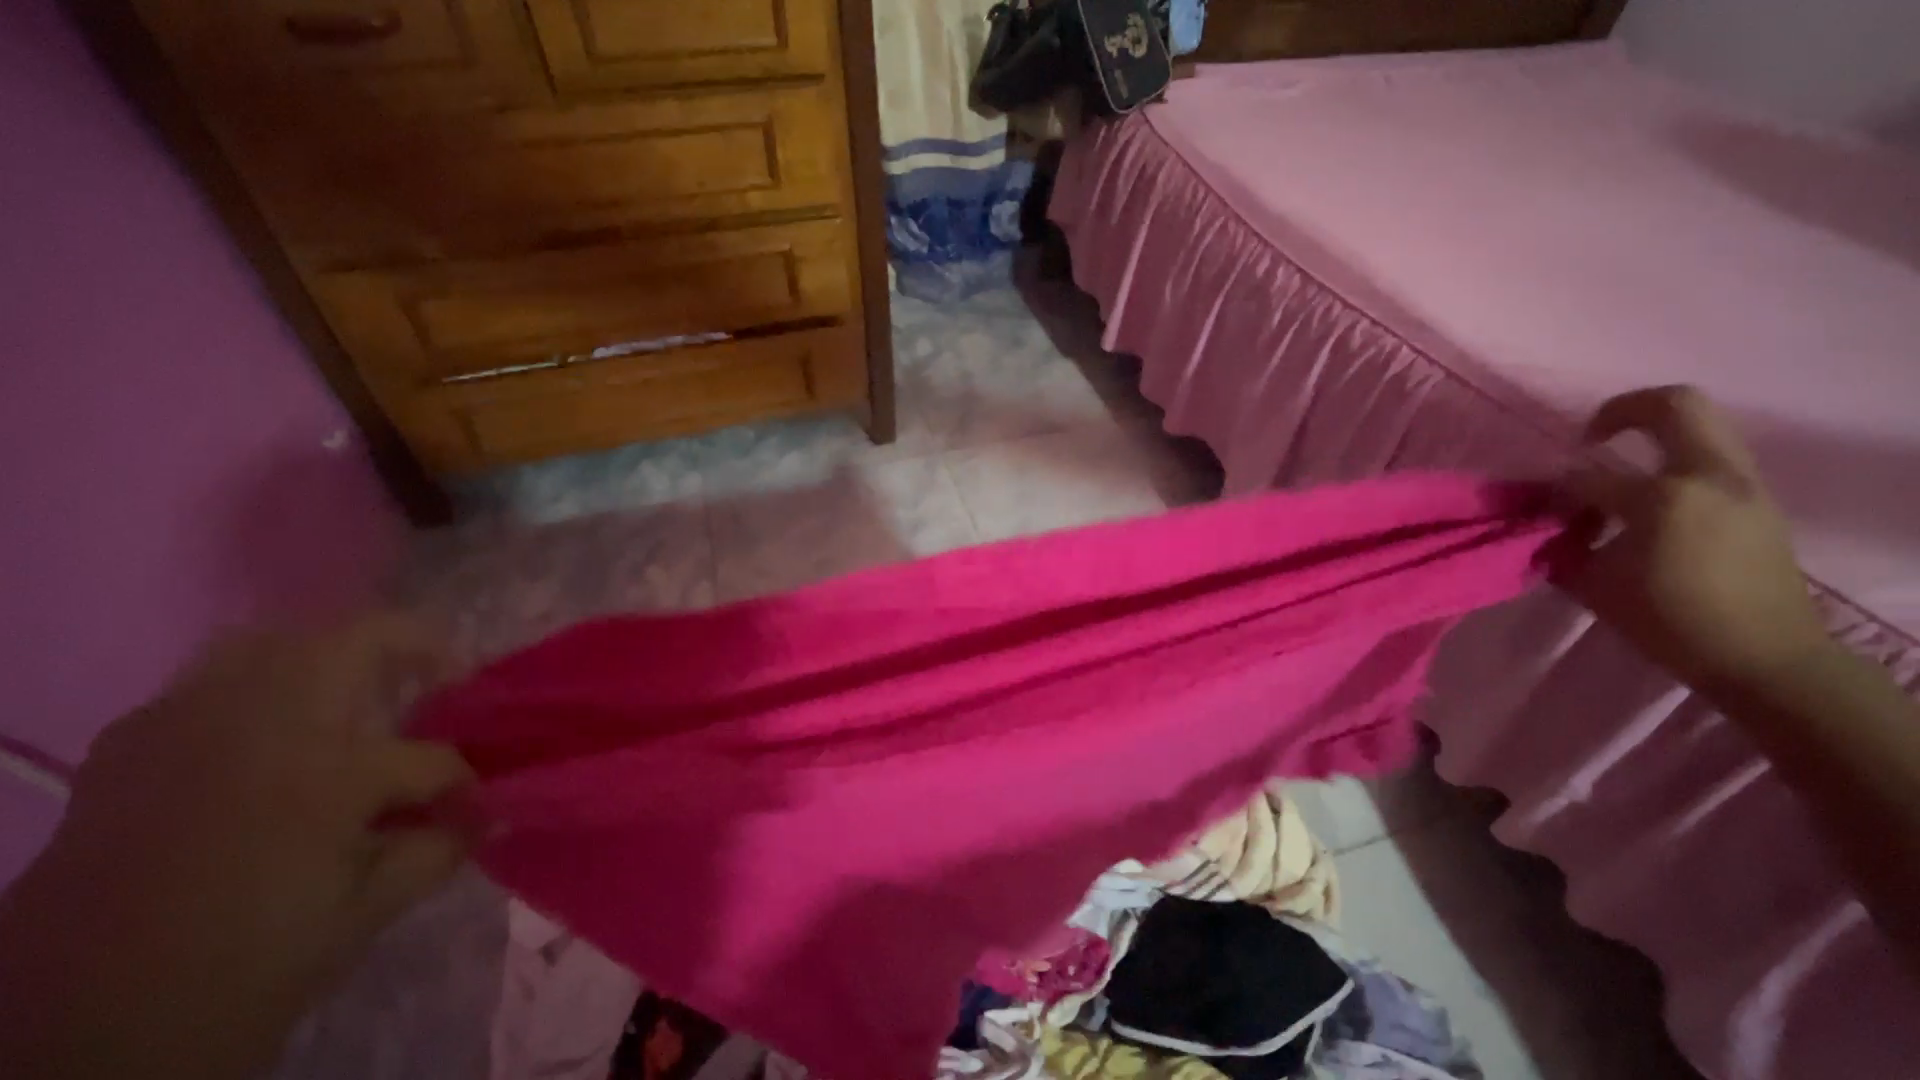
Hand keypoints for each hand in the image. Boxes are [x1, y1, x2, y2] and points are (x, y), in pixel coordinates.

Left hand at [0, 616, 475, 1079]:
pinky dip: (256, 688)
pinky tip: (267, 737)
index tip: (474, 805)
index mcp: (327, 777)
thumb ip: (437, 850)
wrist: (83, 1024)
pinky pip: (209, 681)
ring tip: (357, 695)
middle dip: (420, 650)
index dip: (463, 782)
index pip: (430, 757)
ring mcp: (189, 721)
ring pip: (277, 640)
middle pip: (360, 640)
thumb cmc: (246, 968)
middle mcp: (260, 723)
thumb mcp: (364, 918)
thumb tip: (485, 811)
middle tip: (444, 682)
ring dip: (333, 657)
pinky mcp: (133, 739)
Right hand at [1554, 386, 1831, 695]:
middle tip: (1591, 438)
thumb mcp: (1595, 586)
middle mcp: (1708, 475)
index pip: (1590, 476)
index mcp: (1662, 498)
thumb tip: (1549, 526)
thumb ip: (1565, 545)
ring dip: (1657, 433)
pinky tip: (1656, 498)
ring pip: (1702, 423)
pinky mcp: (1759, 498)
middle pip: (1673, 404)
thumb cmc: (1669, 623)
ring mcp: (1743, 482)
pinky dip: (1679, 459)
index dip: (1557, 488)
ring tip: (1624, 464)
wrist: (1763, 657)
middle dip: (1623, 410)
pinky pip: (1714, 456)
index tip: (1542, 506)